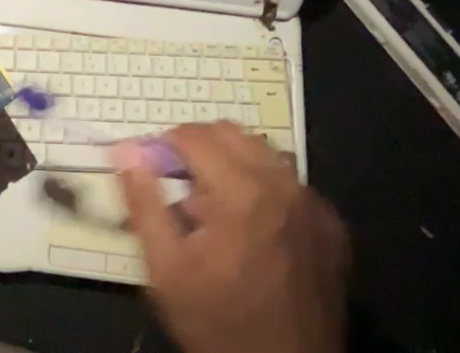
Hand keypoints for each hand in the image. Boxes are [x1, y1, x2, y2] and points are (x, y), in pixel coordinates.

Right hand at [116, 123, 349, 352]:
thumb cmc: (219, 326)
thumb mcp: (165, 270)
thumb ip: (144, 202)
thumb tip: (126, 150)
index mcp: (242, 192)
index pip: (193, 136)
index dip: (163, 146)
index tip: (151, 171)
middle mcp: (284, 185)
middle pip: (230, 133)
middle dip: (198, 150)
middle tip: (180, 190)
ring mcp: (314, 204)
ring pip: (263, 153)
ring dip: (231, 165)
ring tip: (215, 212)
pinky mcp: (332, 225)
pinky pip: (291, 183)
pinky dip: (264, 189)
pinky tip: (252, 230)